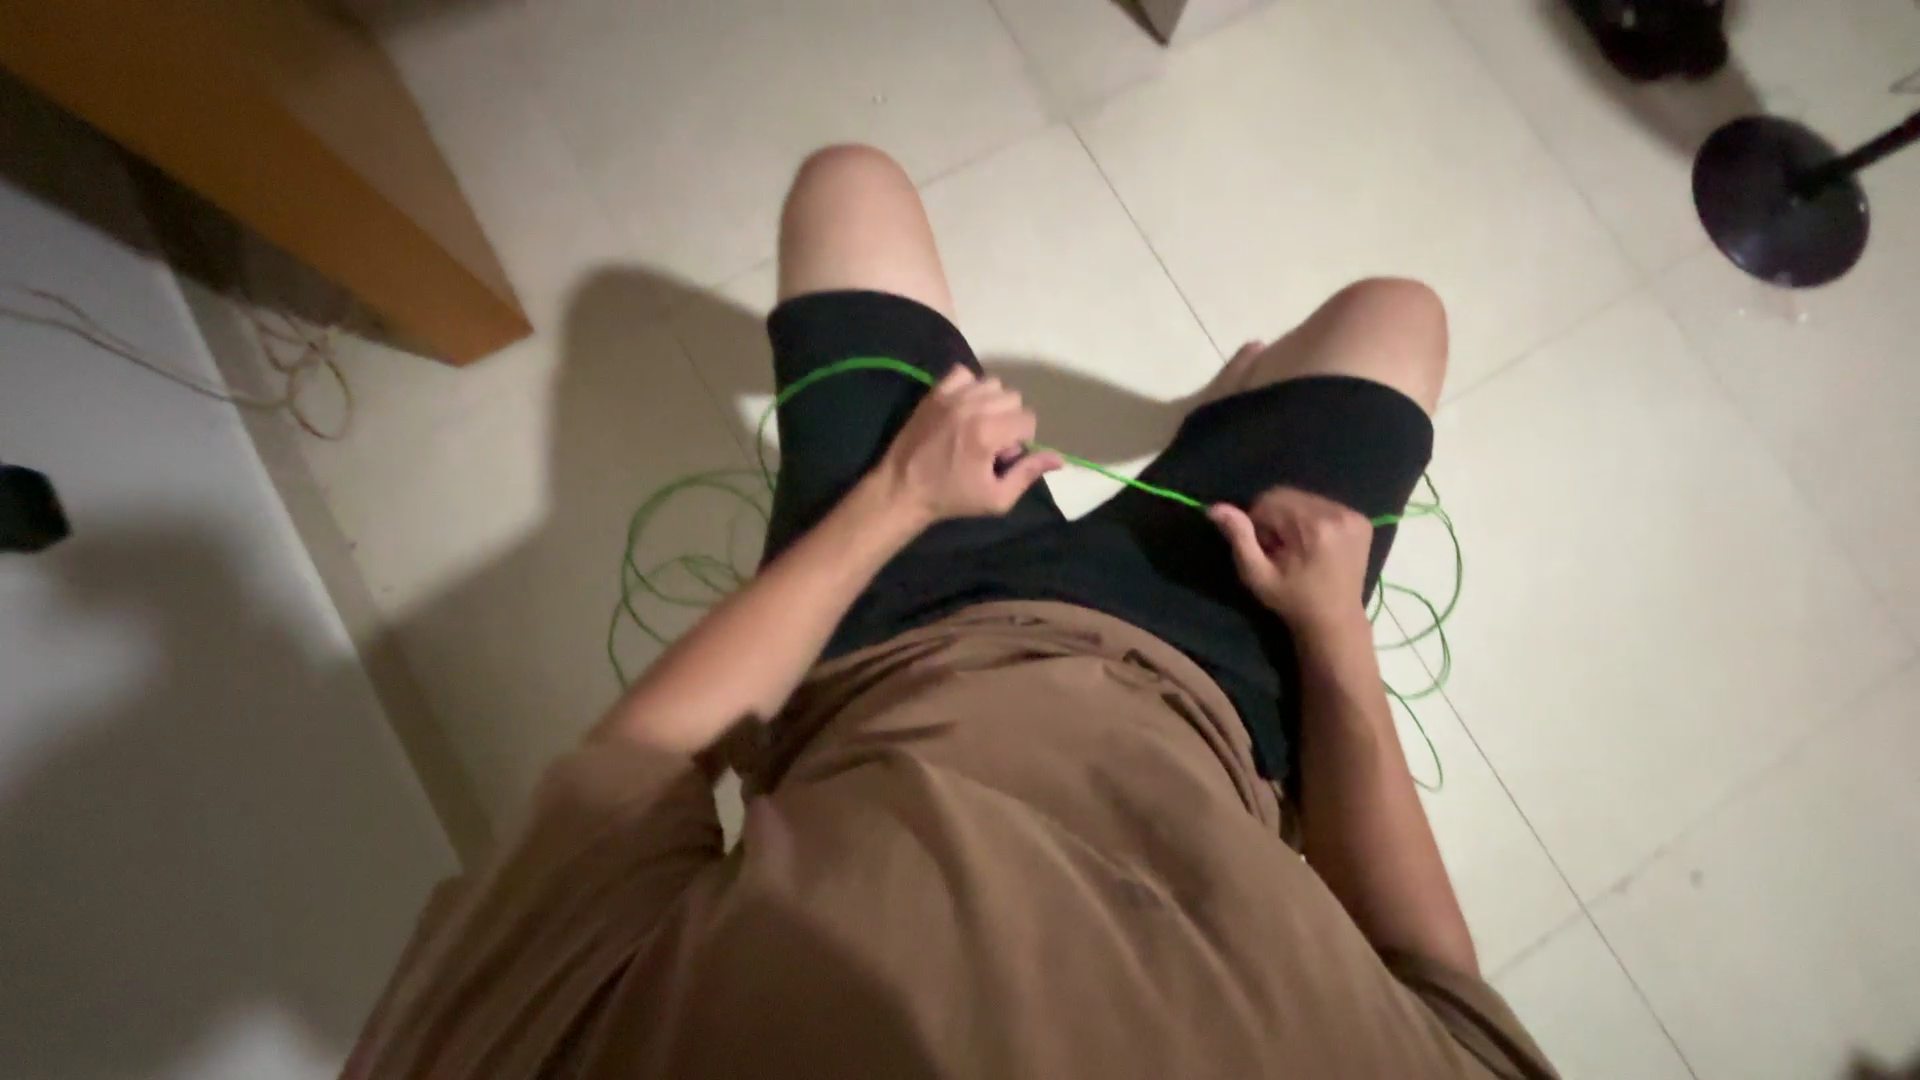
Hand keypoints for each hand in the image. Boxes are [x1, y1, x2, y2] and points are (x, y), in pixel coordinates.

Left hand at [874, 367, 1063, 523]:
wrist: (903, 488)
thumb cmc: (951, 498)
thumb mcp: (996, 498)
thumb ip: (1028, 474)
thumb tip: (1059, 458)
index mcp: (987, 433)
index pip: (1028, 419)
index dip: (1022, 440)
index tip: (1004, 457)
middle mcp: (971, 407)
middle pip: (1013, 398)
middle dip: (1010, 420)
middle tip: (991, 444)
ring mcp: (950, 396)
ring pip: (992, 384)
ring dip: (992, 403)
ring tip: (978, 426)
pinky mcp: (934, 392)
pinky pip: (963, 373)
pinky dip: (969, 387)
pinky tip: (963, 409)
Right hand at [1210, 488, 1372, 639]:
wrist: (1334, 619)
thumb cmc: (1291, 599)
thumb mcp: (1256, 574)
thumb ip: (1239, 538)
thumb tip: (1215, 508)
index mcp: (1314, 527)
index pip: (1269, 500)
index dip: (1257, 522)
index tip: (1263, 548)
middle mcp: (1337, 514)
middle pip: (1287, 495)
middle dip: (1274, 517)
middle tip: (1277, 548)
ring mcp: (1353, 516)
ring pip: (1304, 498)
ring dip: (1291, 516)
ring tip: (1295, 547)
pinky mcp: (1361, 520)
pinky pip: (1322, 505)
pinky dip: (1310, 518)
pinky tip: (1312, 543)